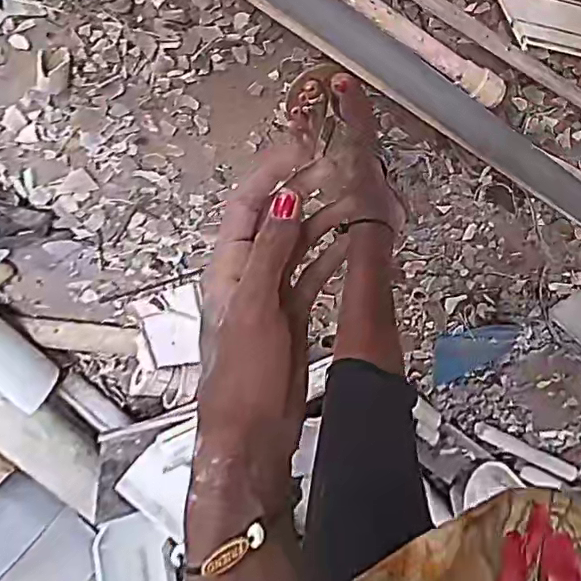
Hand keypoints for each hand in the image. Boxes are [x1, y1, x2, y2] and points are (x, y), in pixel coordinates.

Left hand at [193, 73, 400, 499]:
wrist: (252, 434)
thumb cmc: (241, 376)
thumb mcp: (253, 307)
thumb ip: (269, 252)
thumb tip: (283, 203)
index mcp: (228, 264)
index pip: (248, 203)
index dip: (272, 171)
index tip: (300, 145)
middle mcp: (248, 270)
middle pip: (275, 217)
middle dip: (303, 189)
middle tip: (335, 167)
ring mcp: (271, 288)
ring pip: (298, 240)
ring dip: (322, 218)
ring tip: (351, 197)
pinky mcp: (291, 307)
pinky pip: (313, 268)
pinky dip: (331, 251)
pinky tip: (350, 239)